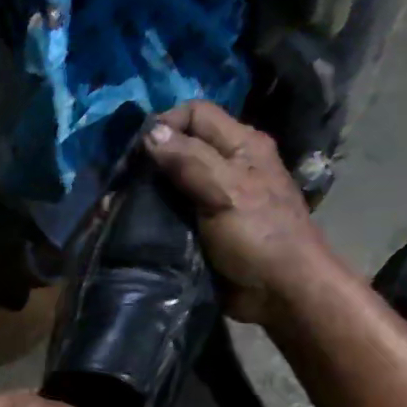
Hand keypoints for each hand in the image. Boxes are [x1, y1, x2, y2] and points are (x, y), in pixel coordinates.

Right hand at [143, 101, 334, 323]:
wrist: (282, 293)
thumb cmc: (260, 236)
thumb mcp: (225, 191)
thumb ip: (189, 160)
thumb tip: (150, 133)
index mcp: (242, 145)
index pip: (196, 113)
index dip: (166, 123)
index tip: (138, 151)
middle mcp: (230, 166)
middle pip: (184, 146)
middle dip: (155, 159)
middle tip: (125, 180)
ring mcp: (219, 199)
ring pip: (177, 182)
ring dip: (153, 191)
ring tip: (124, 203)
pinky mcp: (209, 230)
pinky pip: (178, 213)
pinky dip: (160, 216)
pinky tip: (139, 223)